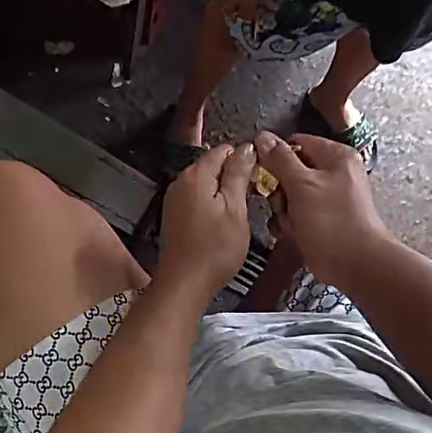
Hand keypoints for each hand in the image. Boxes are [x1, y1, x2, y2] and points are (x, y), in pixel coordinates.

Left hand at [156, 143, 256, 304]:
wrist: (183, 284)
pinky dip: (211, 208)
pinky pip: (197, 201)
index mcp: (196, 175)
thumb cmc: (213, 251)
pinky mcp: (174, 217)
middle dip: (233, 179)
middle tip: (248, 204)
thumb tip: (246, 148)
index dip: (245, 161)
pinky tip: (219, 227)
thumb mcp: (235, 210)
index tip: (257, 181)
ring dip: (223, 195)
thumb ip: (238, 175)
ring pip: (206, 185)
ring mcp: (174, 200)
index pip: (224, 150)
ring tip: (235, 219)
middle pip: (213, 166)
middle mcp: (180, 182)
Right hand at [256, 131, 395, 291]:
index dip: (276, 157)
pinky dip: (292, 224)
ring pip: (293, 196)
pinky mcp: (325, 221)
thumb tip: (262, 136)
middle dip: (280, 191)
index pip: (297, 143)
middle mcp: (335, 174)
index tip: (263, 174)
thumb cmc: (331, 221)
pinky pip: (300, 215)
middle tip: (281, 205)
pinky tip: (290, 235)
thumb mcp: (302, 185)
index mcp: (336, 157)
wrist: (355, 264)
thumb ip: (280, 160)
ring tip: (289, 225)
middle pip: (292, 172)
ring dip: (284, 211)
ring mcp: (330, 199)